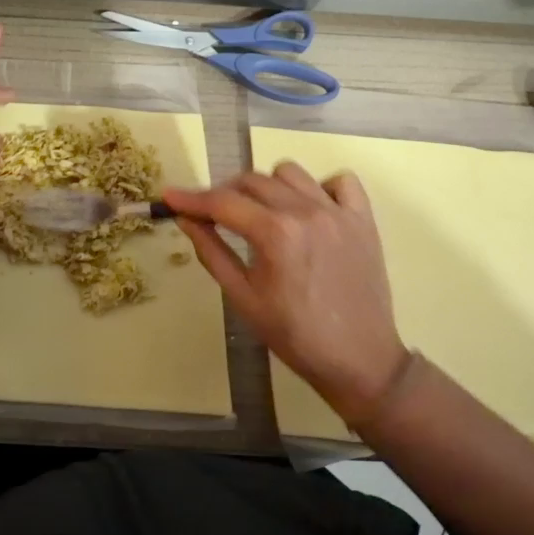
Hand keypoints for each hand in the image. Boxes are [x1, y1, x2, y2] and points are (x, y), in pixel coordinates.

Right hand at [166, 162, 408, 424]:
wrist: (360, 362)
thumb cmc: (295, 336)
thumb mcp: (242, 297)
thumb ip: (211, 251)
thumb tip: (186, 219)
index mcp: (275, 234)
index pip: (222, 202)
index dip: (191, 198)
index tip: (170, 196)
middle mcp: (306, 212)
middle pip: (252, 181)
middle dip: (224, 193)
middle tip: (213, 216)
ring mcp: (338, 212)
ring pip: (290, 173)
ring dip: (267, 186)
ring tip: (262, 213)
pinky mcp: (363, 220)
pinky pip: (340, 181)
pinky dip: (320, 187)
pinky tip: (309, 209)